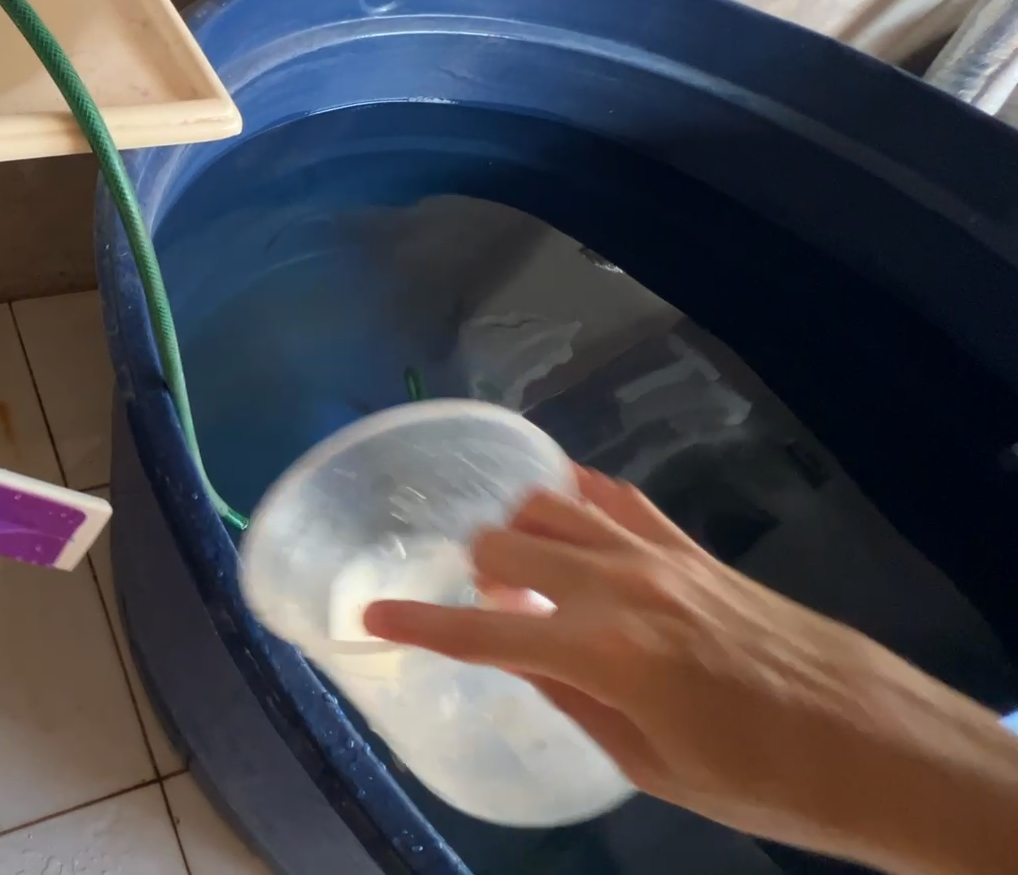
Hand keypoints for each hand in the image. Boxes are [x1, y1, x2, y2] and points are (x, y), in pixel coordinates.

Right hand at [363, 467, 1017, 873]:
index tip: (370, 617)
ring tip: (531, 566)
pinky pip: (614, 495)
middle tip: (494, 602)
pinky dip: (575, 495)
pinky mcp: (693, 548)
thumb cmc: (774, 784)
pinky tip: (568, 513)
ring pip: (546, 503)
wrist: (910, 761)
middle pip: (501, 541)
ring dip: (517, 529)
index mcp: (604, 656)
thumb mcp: (653, 768)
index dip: (417, 624)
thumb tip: (519, 654)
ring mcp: (657, 557)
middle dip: (476, 567)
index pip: (481, 631)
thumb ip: (569, 699)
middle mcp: (618, 588)